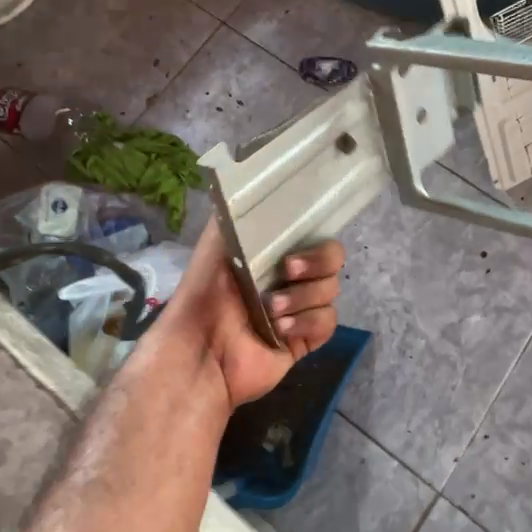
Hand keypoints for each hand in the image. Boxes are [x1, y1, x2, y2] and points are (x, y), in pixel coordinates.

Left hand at [159, 223, 345, 407]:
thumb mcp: (216, 243)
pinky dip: (307, 321)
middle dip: (316, 262)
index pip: (316, 233)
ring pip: (330, 289)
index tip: (296, 241)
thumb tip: (254, 179)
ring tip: (272, 310)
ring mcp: (302, 309)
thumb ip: (238, 213)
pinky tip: (282, 329)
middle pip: (333, 259)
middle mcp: (294, 278)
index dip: (314, 235)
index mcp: (277, 253)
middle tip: (289, 270)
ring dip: (302, 297)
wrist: (198, 352)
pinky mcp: (306, 340)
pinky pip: (327, 321)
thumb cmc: (204, 294)